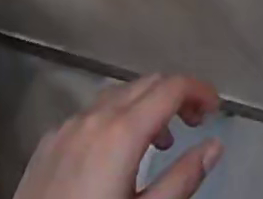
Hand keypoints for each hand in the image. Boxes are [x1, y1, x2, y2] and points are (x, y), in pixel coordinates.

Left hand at [12, 74, 224, 198]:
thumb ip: (183, 179)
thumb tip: (215, 146)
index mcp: (122, 132)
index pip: (171, 87)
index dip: (199, 91)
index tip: (216, 110)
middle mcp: (95, 117)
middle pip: (147, 83)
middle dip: (176, 95)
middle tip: (196, 124)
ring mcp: (67, 128)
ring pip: (118, 95)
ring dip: (146, 105)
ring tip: (161, 142)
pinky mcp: (47, 144)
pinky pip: (91, 113)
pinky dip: (116, 117)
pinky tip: (116, 154)